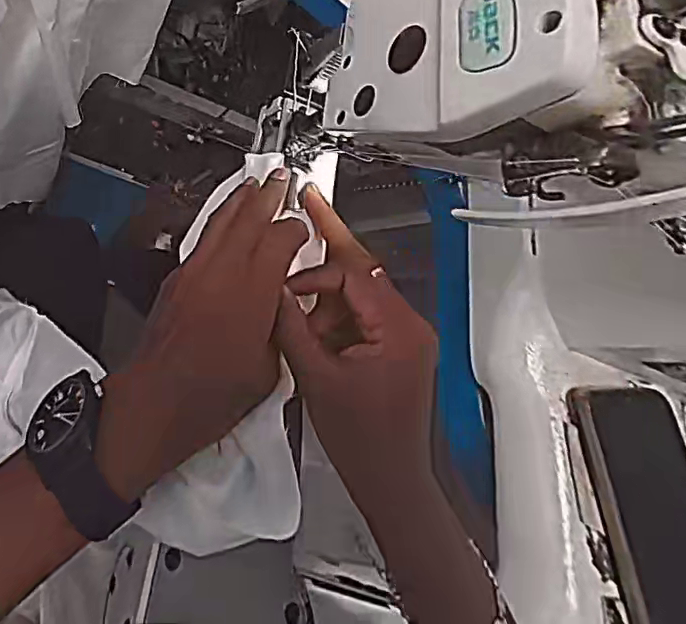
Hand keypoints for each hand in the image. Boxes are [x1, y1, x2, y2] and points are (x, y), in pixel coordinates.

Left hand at [98, 171, 306, 497]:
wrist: (154, 403)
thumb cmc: (209, 396)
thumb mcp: (268, 367)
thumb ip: (280, 325)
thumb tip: (283, 305)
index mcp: (253, 292)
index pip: (280, 239)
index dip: (296, 229)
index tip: (302, 229)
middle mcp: (223, 273)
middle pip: (250, 218)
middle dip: (269, 195)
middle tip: (280, 178)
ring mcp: (197, 272)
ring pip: (222, 221)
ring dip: (241, 200)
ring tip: (253, 185)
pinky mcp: (177, 278)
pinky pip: (204, 236)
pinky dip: (219, 220)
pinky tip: (225, 219)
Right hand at [273, 185, 438, 497]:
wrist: (392, 483)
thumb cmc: (365, 444)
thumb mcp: (317, 378)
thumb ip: (293, 326)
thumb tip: (276, 290)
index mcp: (398, 329)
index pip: (354, 273)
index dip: (316, 268)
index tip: (291, 273)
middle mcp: (409, 325)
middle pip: (362, 271)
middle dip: (330, 244)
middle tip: (310, 202)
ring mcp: (405, 335)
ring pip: (359, 292)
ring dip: (326, 297)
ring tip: (301, 323)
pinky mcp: (397, 346)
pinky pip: (362, 314)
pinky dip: (334, 316)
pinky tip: (313, 332)